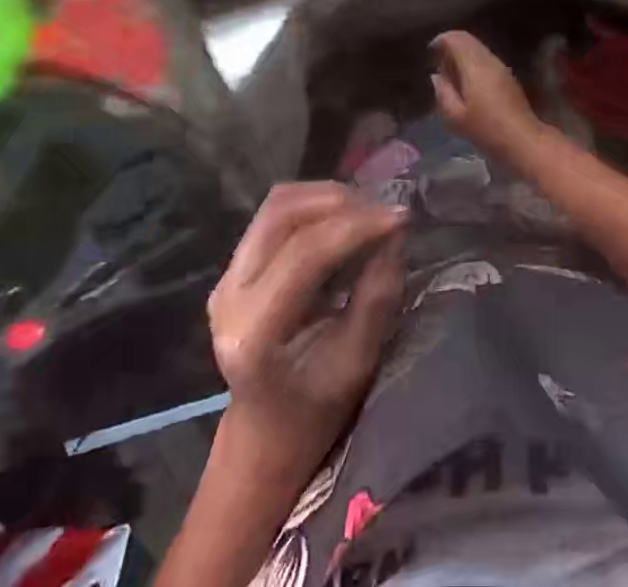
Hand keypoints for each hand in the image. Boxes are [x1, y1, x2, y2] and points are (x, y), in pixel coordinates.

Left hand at [208, 184, 406, 476]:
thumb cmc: (316, 409)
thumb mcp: (358, 361)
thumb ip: (378, 296)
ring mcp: (225, 276)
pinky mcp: (235, 266)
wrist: (267, 430)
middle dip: (341, 202)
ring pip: (276, 206)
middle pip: (281, 215)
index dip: (356, 227)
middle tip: (386, 211)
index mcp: (253, 332)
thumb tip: (397, 235)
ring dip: (327, 198)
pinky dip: (315, 207)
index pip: (304, 255)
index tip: (402, 217)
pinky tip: (346, 221)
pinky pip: (275, 216)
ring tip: (370, 211)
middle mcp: (228, 295)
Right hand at [431, 31, 546, 162]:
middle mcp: (489, 61)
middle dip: (451, 46)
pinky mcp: (508, 77)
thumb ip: (443, 92)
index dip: (441, 40)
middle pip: (468, 40)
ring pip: (478, 49)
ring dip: (463, 55)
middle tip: (439, 64)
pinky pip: (486, 60)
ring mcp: (501, 68)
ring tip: (451, 75)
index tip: (430, 52)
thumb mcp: (455, 117)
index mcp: (475, 67)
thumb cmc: (486, 130)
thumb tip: (437, 76)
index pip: (457, 39)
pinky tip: (467, 83)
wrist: (523, 140)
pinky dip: (473, 63)